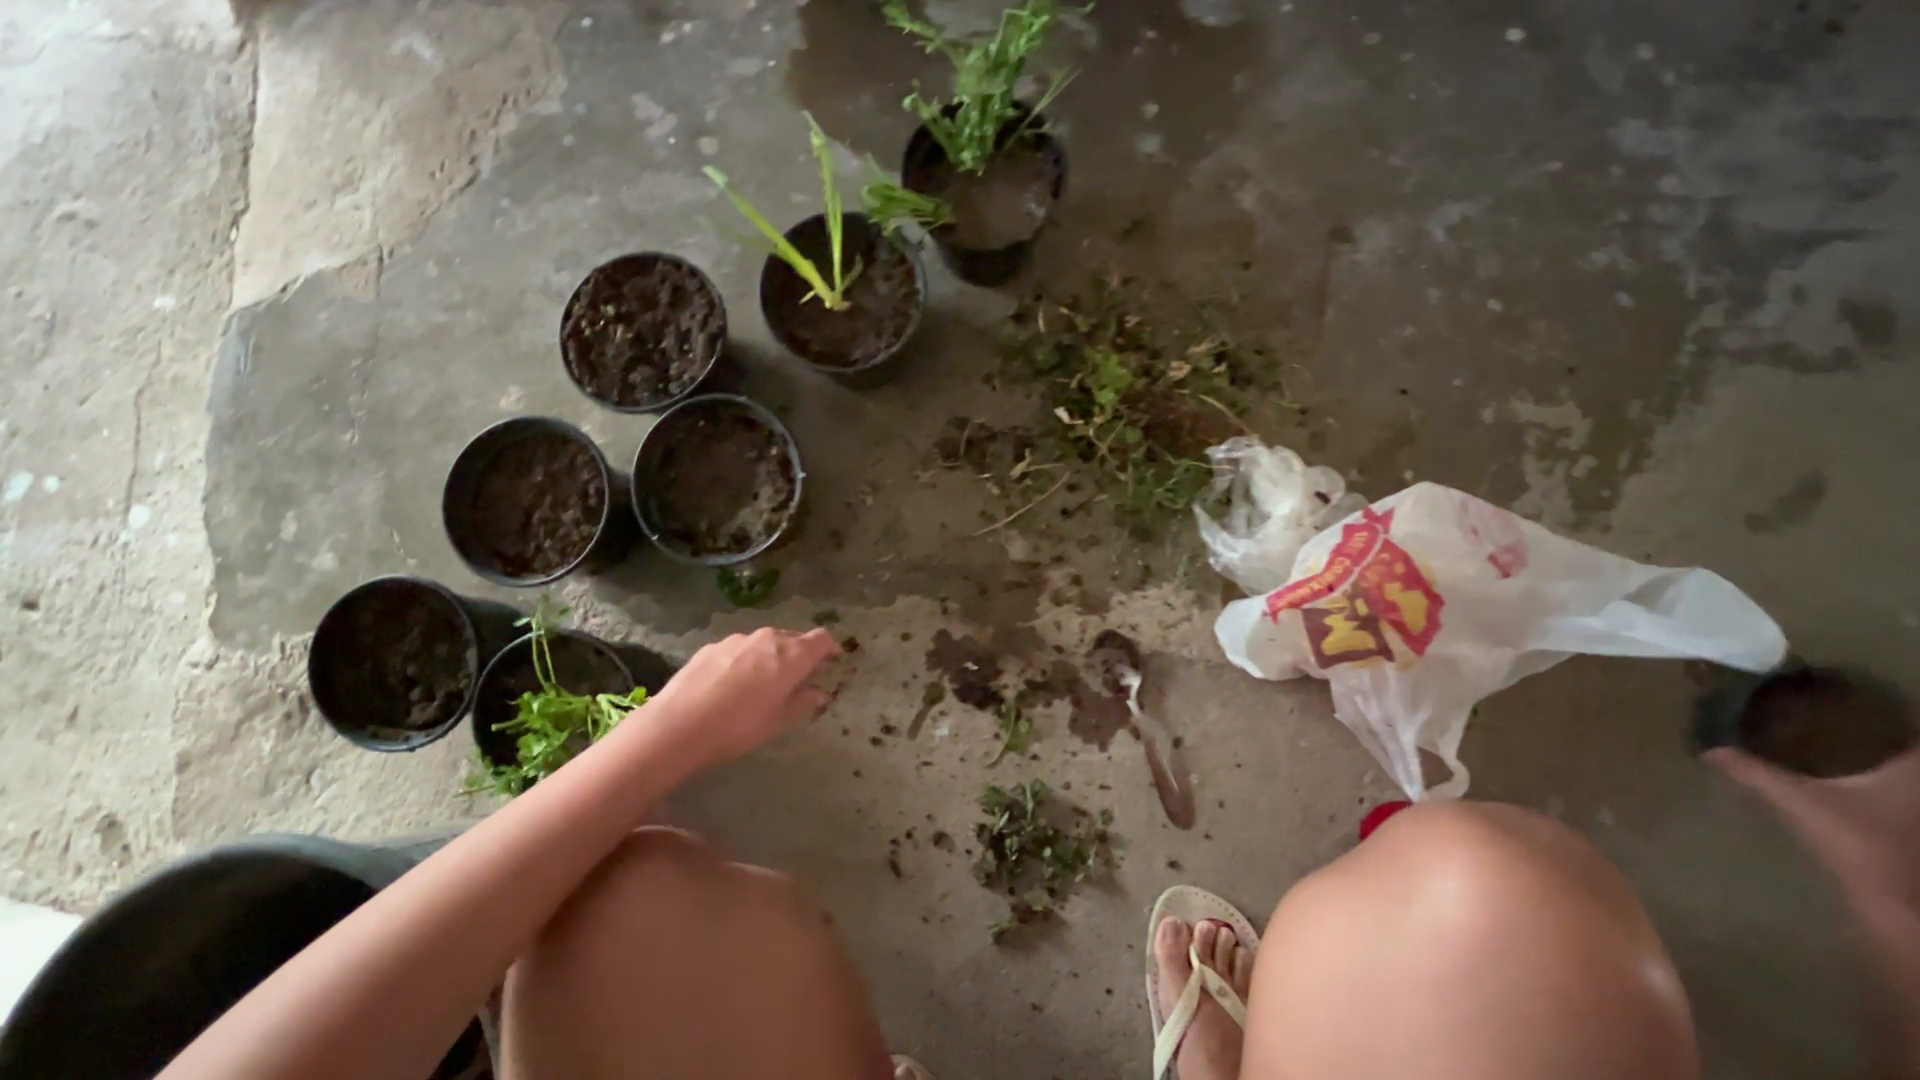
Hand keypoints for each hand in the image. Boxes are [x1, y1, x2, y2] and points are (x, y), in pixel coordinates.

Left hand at [639, 627, 841, 770]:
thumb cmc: (738, 726)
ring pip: (764, 642)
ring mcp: (737, 640)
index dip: (829, 648)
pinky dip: (746, 660)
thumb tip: (818, 693)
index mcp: (791, 655)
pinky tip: (733, 684)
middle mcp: (767, 639)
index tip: (832, 660)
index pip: (820, 639)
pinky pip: (740, 649)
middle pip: (792, 639)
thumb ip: (802, 702)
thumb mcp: (777, 721)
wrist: (679, 724)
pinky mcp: (712, 647)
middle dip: (800, 654)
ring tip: (764, 682)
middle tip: (798, 678)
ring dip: (771, 656)